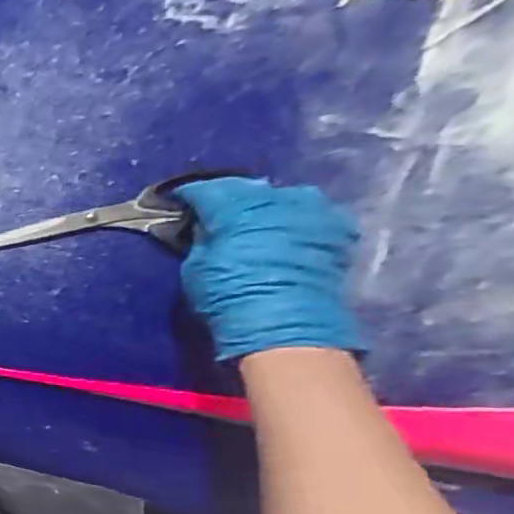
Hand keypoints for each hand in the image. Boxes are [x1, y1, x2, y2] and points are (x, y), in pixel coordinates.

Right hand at [172, 177, 367, 361]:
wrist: (286, 324)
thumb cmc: (228, 293)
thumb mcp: (195, 265)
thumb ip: (201, 237)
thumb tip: (202, 224)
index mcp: (235, 204)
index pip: (206, 189)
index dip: (188, 195)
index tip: (176, 202)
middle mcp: (277, 197)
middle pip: (246, 189)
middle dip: (228, 199)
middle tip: (212, 214)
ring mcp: (312, 210)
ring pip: (279, 198)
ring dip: (263, 208)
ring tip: (249, 223)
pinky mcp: (337, 229)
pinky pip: (307, 214)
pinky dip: (290, 220)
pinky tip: (279, 233)